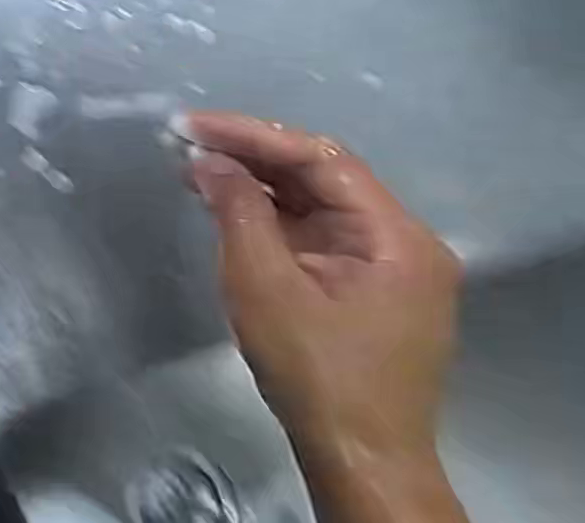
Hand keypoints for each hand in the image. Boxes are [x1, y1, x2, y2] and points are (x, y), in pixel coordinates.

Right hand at [182, 111, 461, 459]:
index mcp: (394, 236)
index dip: (251, 135)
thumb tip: (207, 159)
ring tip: (193, 162)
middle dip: (249, 151)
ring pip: (310, 196)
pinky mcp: (357, 277)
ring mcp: (380, 259)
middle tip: (187, 138)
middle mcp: (398, 238)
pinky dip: (263, 208)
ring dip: (252, 177)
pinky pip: (308, 224)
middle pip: (317, 172)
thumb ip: (237, 209)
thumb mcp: (263, 282)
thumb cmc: (314, 369)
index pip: (319, 158)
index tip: (192, 126)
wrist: (357, 457)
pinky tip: (223, 198)